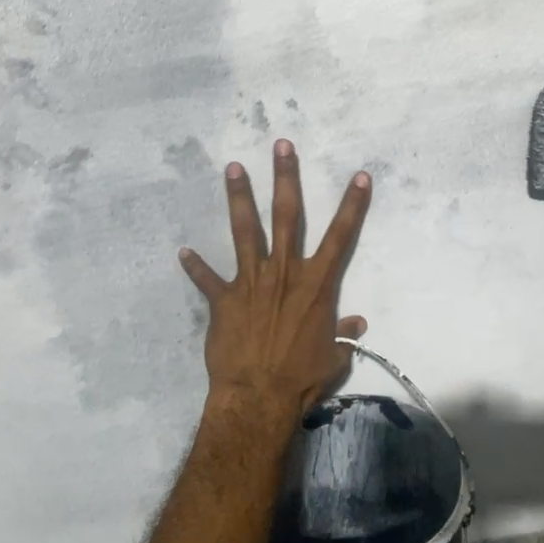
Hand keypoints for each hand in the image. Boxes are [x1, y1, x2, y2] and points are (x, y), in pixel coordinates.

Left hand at [179, 140, 371, 420]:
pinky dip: (196, 267)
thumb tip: (357, 325)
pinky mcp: (224, 300)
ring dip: (239, 198)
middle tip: (281, 145)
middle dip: (286, 178)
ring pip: (245, 230)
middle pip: (288, 215)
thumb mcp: (334, 357)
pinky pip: (207, 280)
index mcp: (316, 284)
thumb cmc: (303, 377)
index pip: (340, 236)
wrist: (257, 396)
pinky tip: (183, 252)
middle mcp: (284, 273)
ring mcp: (251, 282)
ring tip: (234, 167)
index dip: (352, 205)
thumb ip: (344, 335)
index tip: (359, 176)